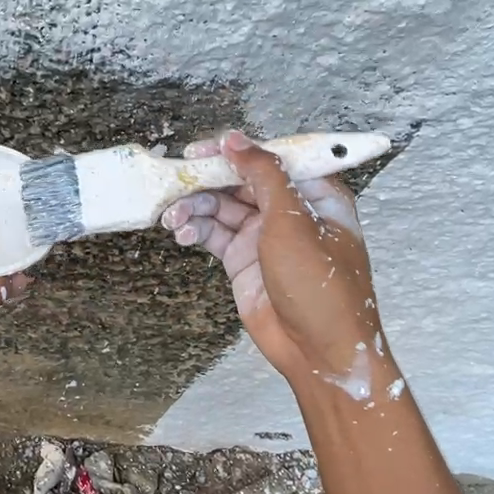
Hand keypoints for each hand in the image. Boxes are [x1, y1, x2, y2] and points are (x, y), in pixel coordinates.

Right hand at [161, 130, 382, 387]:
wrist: (318, 353)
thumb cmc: (321, 287)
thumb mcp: (294, 222)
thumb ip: (263, 175)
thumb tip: (234, 140)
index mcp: (314, 196)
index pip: (272, 158)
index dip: (237, 150)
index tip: (203, 149)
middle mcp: (288, 211)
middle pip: (239, 180)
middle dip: (207, 179)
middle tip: (176, 177)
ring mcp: (263, 236)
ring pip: (220, 206)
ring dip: (194, 206)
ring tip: (172, 216)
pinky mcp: (241, 258)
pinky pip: (212, 233)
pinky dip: (194, 230)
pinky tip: (181, 234)